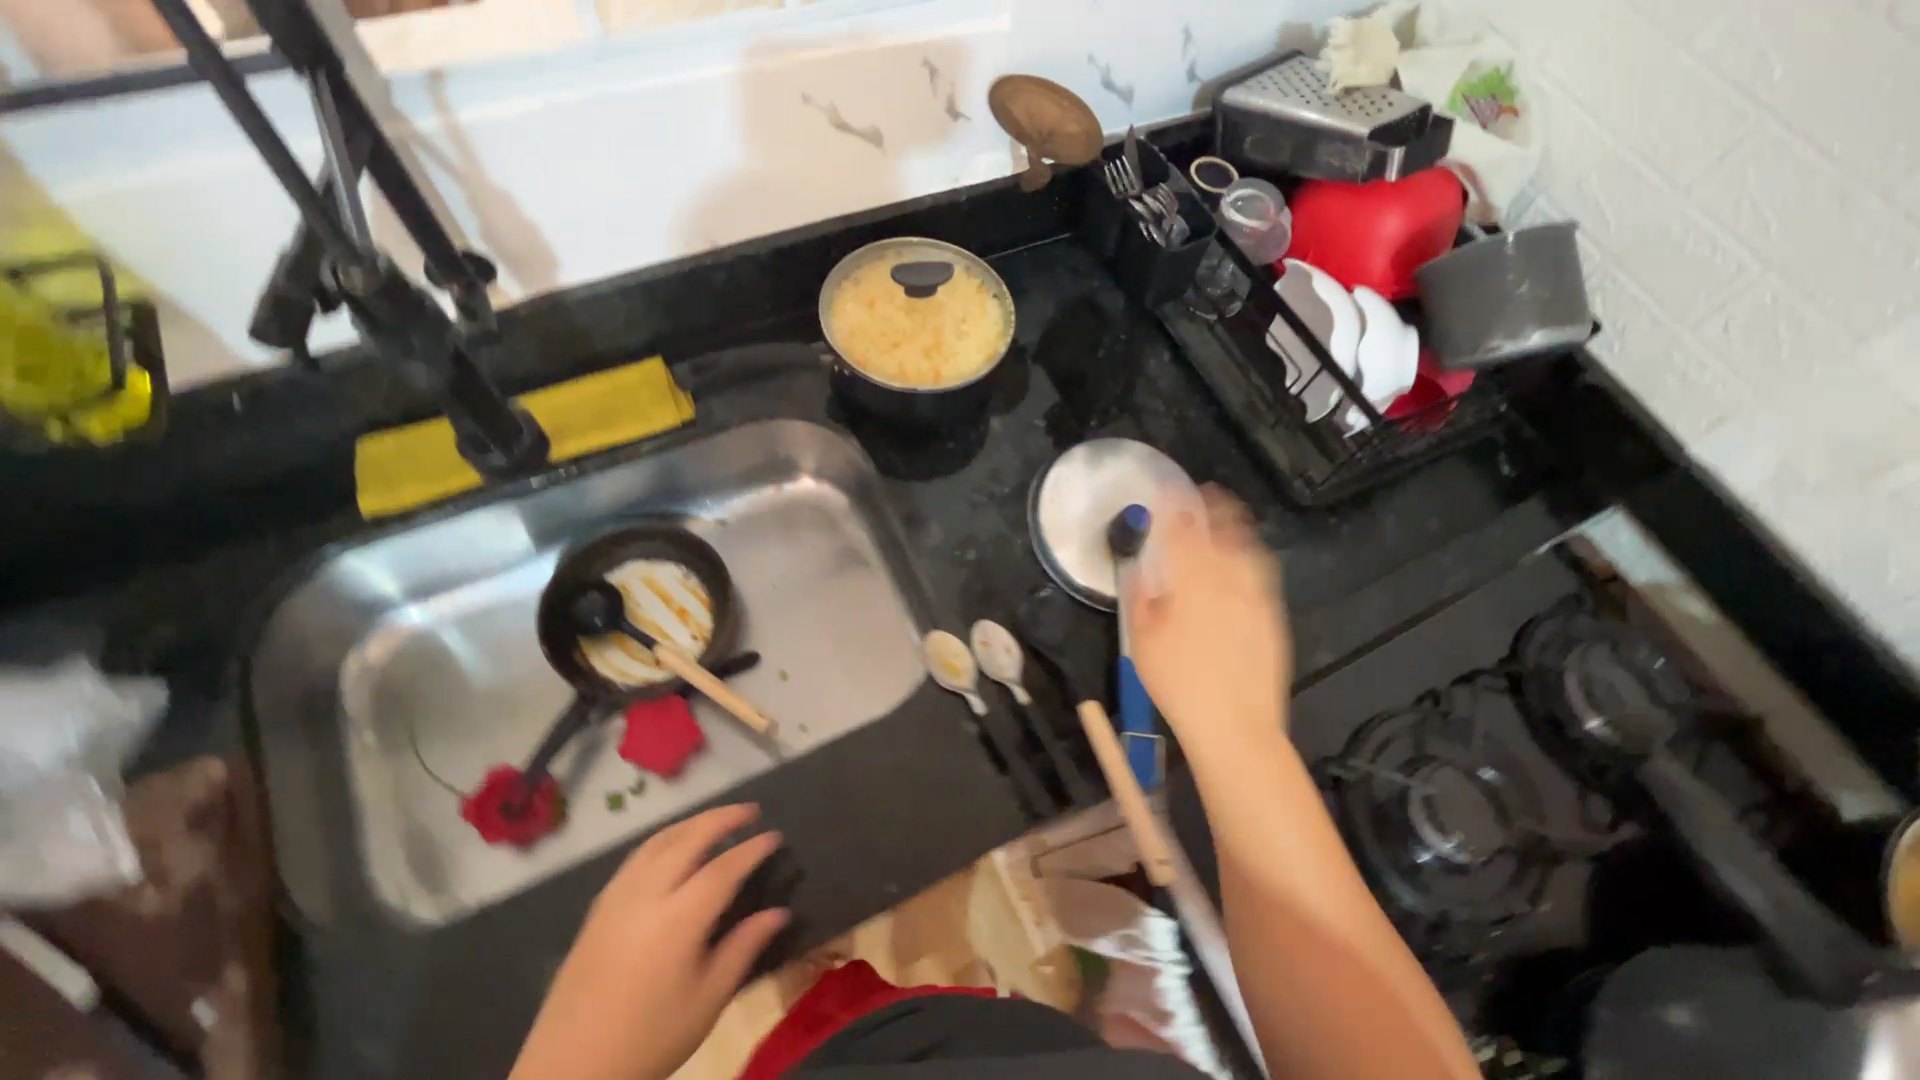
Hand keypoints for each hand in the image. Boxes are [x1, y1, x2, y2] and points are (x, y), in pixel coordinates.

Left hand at [510, 804, 789, 1079]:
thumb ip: (743, 948)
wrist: (571, 1067)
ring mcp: (616, 897)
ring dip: (690, 823)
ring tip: (716, 820)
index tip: (775, 836)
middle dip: (722, 818)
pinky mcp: (598, 908)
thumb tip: (778, 912)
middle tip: (751, 811)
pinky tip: (673, 849)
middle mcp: (645, 894)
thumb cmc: (650, 1037)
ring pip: (657, 841)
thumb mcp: (708, 1000)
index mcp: (677, 919)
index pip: (723, 868)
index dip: (752, 849)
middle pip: (687, 838)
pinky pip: (636, 857)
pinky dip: (663, 840)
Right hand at [1126, 487, 1291, 751]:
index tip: (1168, 488)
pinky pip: (1262, 574)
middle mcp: (1228, 580)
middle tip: (1202, 493)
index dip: (1174, 505)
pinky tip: (1245, 561)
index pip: (1182, 530)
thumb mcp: (1142, 642)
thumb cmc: (1179, 684)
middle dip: (1211, 507)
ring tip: (1227, 516)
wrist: (1235, 724)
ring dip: (1236, 527)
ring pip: (1247, 549)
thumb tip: (1141, 573)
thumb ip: (1142, 599)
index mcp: (1192, 581)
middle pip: (1221, 531)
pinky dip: (1251, 557)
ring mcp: (1256, 597)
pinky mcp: (1273, 617)